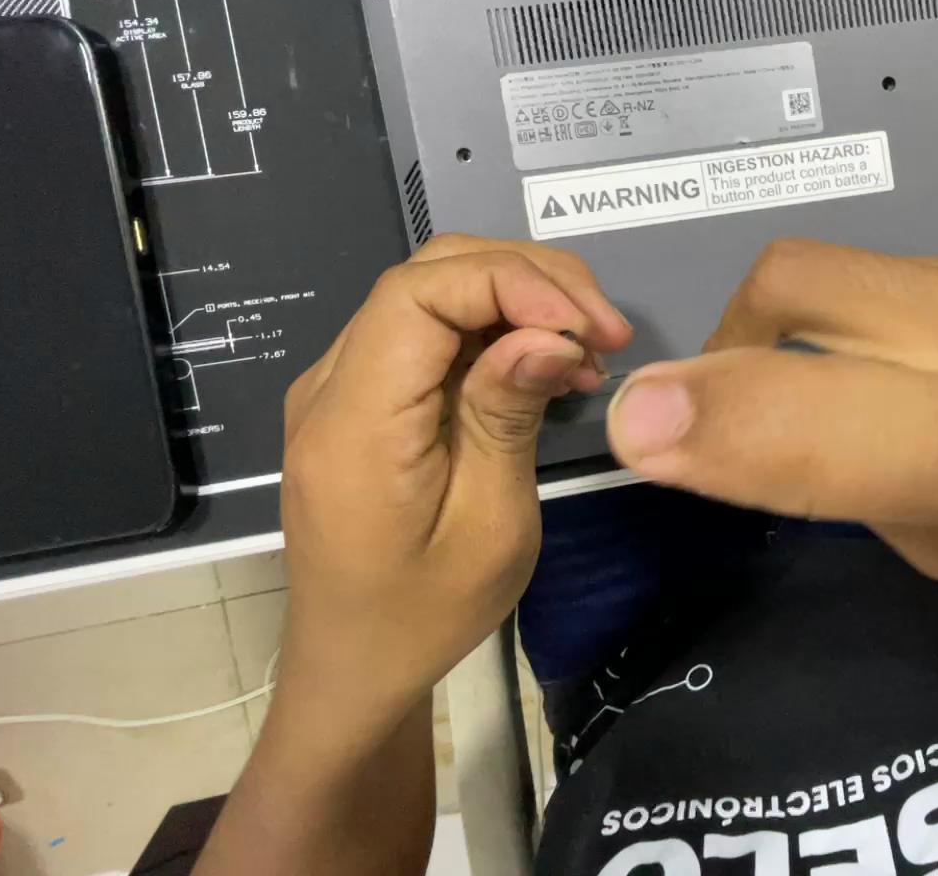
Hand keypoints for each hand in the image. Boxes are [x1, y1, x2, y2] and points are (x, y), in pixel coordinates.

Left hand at [277, 235, 630, 718]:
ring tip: (587, 351)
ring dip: (521, 299)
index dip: (513, 283)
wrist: (355, 666)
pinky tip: (547, 364)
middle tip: (605, 331)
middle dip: (530, 280)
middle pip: (430, 272)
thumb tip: (550, 334)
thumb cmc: (425, 615)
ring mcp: (343, 385)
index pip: (421, 293)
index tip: (589, 327)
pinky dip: (499, 327)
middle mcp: (333, 383)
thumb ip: (507, 416)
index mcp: (355, 422)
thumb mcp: (490, 525)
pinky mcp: (365, 395)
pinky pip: (432, 330)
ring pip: (435, 289)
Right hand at [605, 239, 937, 583]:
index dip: (743, 422)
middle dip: (728, 339)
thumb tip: (733, 431)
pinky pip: (874, 274)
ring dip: (779, 327)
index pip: (863, 424)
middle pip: (802, 282)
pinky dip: (837, 319)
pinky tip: (883, 363)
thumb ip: (851, 483)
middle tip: (728, 402)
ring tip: (813, 389)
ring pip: (829, 269)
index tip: (642, 428)